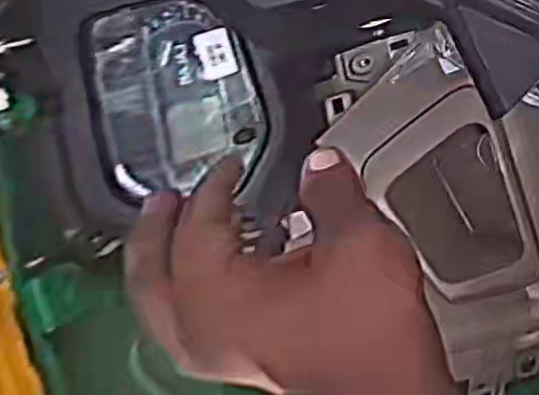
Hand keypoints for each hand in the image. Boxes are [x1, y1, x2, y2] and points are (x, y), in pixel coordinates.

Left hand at [126, 150, 454, 394]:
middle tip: (163, 201)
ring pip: (172, 300)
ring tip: (199, 224)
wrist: (385, 376)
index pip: (196, 231)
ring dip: (179, 257)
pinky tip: (249, 257)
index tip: (229, 165)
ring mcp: (220, 350)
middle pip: (153, 278)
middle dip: (156, 235)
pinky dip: (207, 277)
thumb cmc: (366, 322)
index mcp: (218, 298)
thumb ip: (333, 193)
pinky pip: (199, 311)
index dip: (213, 189)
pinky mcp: (245, 354)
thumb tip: (319, 164)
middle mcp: (203, 331)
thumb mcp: (357, 237)